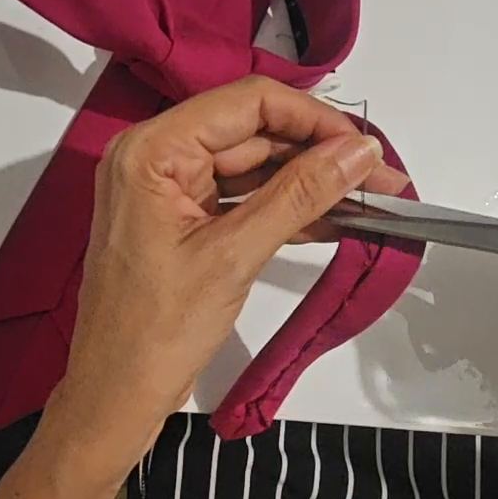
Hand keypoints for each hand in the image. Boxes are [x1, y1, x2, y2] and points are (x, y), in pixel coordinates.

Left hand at [41, 77, 408, 469]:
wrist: (117, 395)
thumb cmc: (155, 333)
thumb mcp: (234, 256)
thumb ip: (299, 195)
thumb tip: (359, 153)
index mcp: (151, 152)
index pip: (247, 103)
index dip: (314, 119)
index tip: (364, 147)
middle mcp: (155, 159)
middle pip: (252, 133)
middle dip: (318, 154)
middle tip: (380, 178)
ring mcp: (168, 192)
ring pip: (252, 169)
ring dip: (308, 184)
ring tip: (368, 200)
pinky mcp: (182, 223)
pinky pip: (242, 201)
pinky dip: (285, 210)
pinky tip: (335, 220)